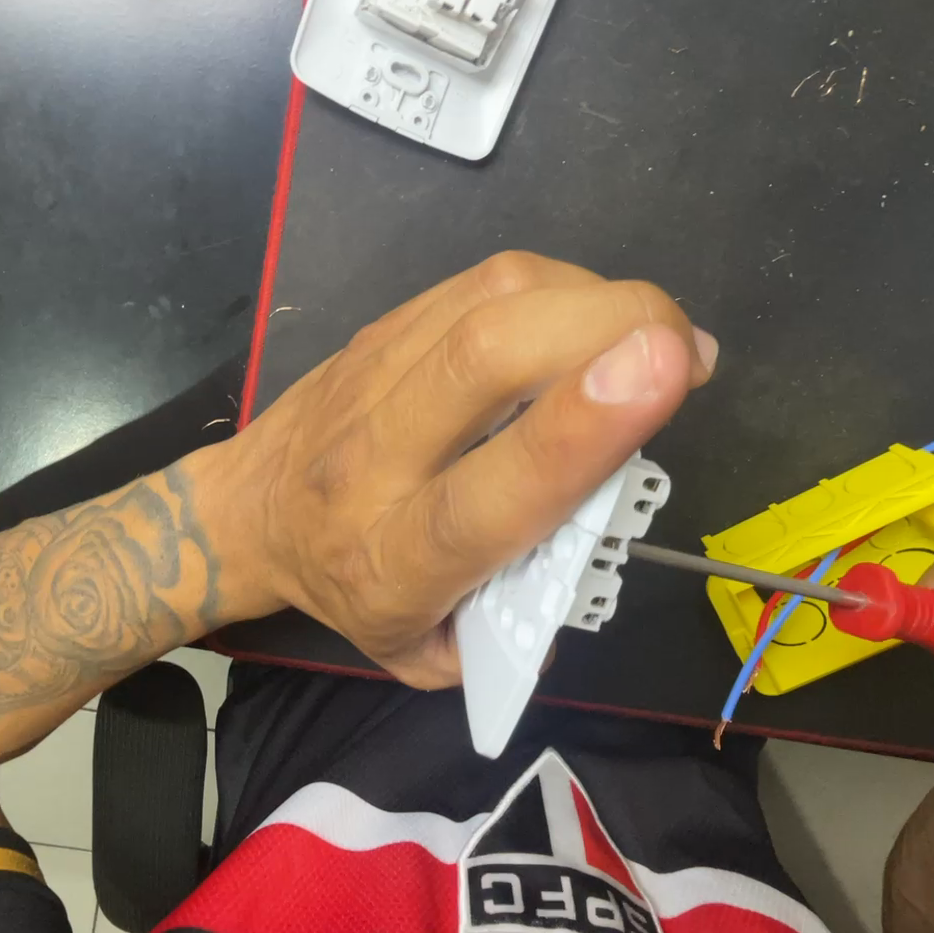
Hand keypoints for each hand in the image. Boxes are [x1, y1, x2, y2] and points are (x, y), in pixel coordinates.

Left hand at [209, 252, 716, 688]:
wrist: (250, 511)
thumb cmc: (348, 587)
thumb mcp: (422, 650)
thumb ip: (509, 639)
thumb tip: (589, 566)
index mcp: (394, 560)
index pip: (488, 495)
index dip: (576, 432)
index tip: (666, 372)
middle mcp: (375, 460)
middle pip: (482, 361)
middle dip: (606, 326)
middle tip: (682, 349)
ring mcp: (370, 380)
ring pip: (485, 303)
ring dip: (593, 299)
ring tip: (648, 336)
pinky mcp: (378, 330)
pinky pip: (477, 282)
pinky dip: (555, 286)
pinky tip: (586, 318)